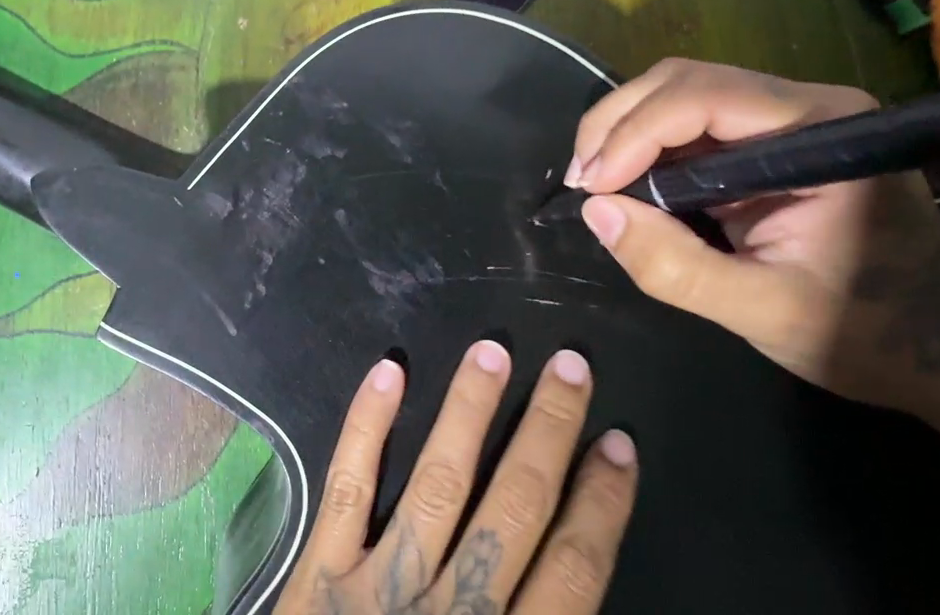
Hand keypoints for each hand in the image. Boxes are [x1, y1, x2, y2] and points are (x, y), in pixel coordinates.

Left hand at [274, 343, 639, 613]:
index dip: (602, 506)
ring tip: (494, 350)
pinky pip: (348, 486)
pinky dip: (366, 427)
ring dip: (469, 411)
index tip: (619, 446)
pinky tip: (389, 371)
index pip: (572, 571)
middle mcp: (454, 609)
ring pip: (438, 481)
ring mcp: (382, 584)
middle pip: (514, 508)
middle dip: (546, 433)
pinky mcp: (321, 570)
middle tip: (571, 366)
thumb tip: (574, 576)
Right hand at [566, 59, 939, 415]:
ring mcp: (790, 121)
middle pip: (685, 82)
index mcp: (824, 134)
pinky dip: (647, 147)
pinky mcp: (771, 143)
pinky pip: (692, 125)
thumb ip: (676, 267)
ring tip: (594, 181)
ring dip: (626, 130)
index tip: (590, 188)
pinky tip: (623, 180)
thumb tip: (595, 212)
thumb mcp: (763, 312)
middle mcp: (808, 108)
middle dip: (620, 123)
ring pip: (681, 94)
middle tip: (581, 180)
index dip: (635, 133)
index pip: (704, 98)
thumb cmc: (865, 336)